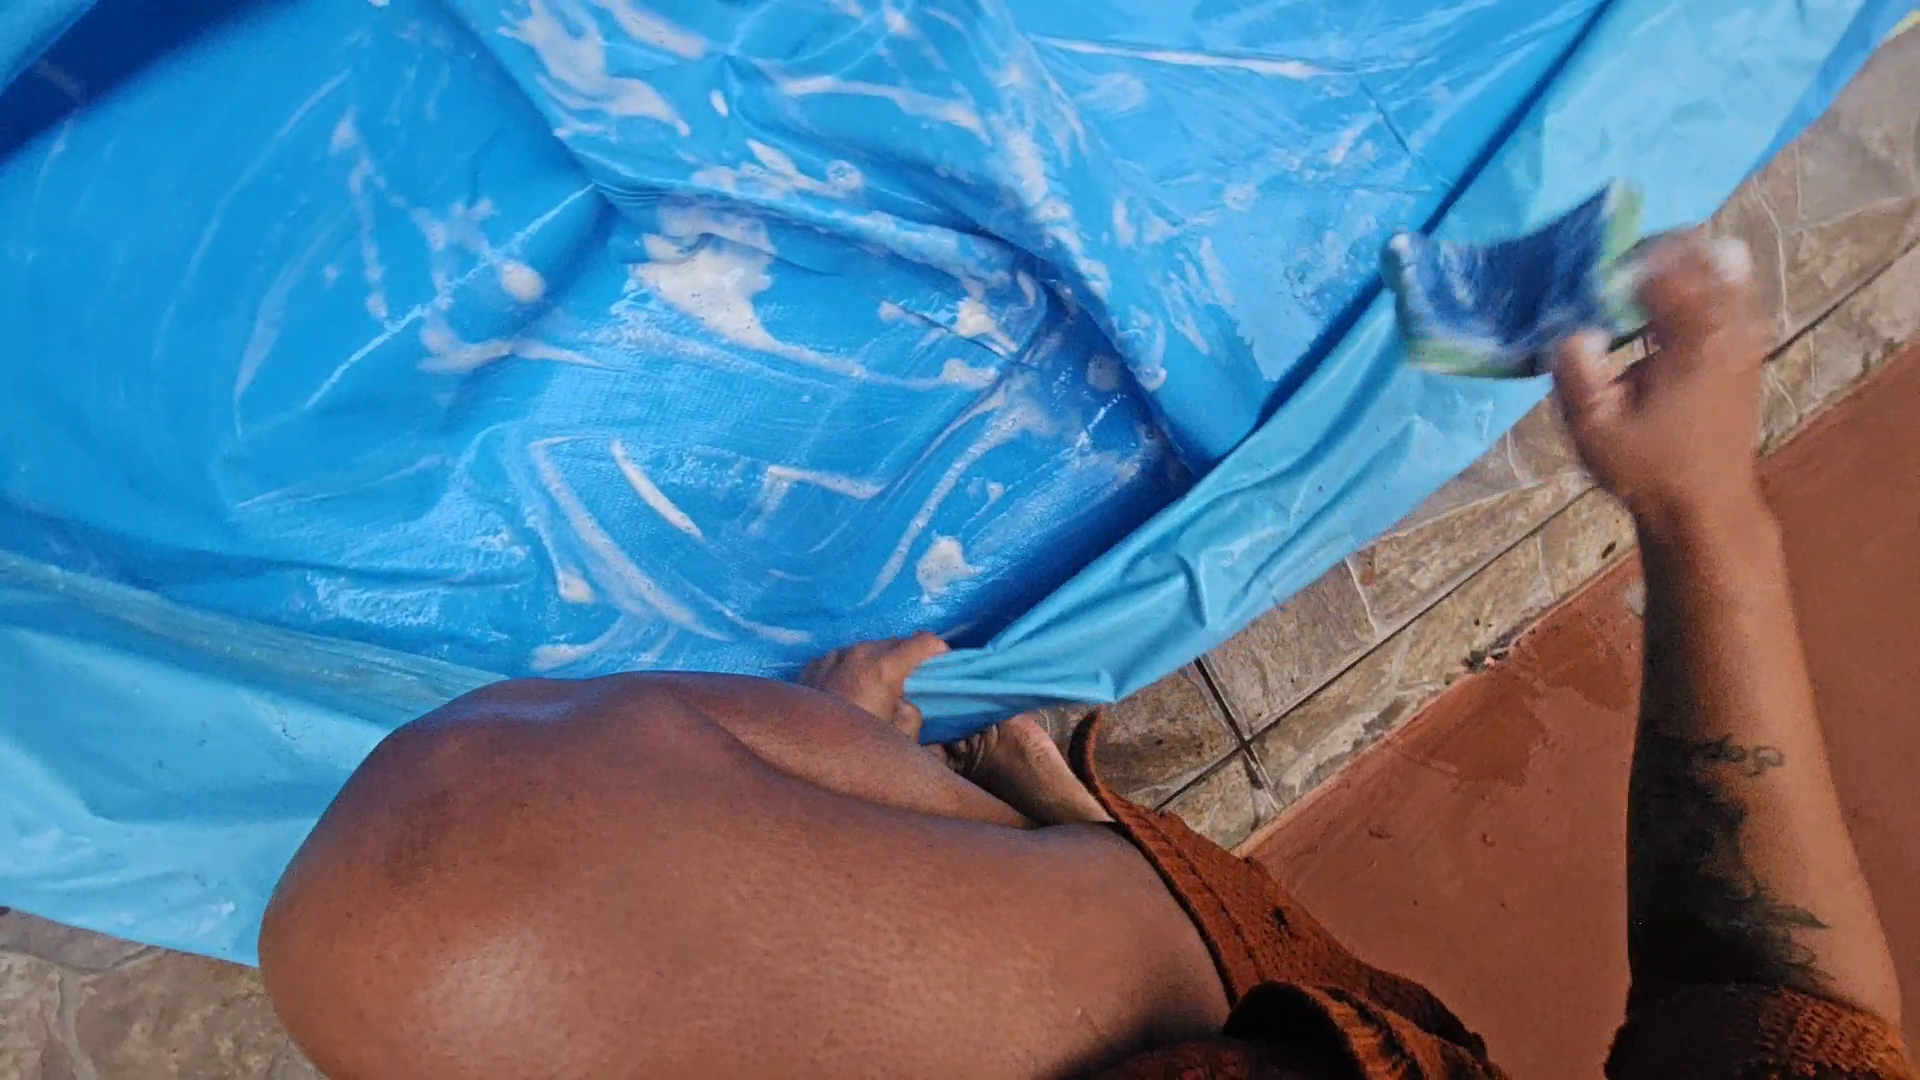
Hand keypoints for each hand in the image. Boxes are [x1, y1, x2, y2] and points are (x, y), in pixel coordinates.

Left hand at [798, 633, 948, 740]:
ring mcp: (832, 656)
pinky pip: (841, 658)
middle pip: (895, 641)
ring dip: (878, 660)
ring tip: (880, 685)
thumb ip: (912, 711)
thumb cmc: (854, 751)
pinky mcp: (812, 666)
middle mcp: (857, 653)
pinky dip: (852, 667)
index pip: (923, 641)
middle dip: (909, 655)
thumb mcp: (901, 738)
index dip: (937, 649)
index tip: (943, 661)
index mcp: (884, 667)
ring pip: (866, 648)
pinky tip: (850, 689)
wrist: (799, 752)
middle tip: (915, 677)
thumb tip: (902, 700)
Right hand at [1553, 233, 1770, 526]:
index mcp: (1696, 341)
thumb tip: (1572, 330)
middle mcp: (1733, 327)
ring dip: (1676, 267)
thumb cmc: (1642, 464)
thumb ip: (1577, 373)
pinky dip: (1694, 285)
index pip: (1665, 272)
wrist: (1700, 499)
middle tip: (1605, 275)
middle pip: (1705, 256)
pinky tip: (1654, 306)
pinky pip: (1728, 292)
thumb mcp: (1592, 426)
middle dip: (1654, 256)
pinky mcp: (1744, 347)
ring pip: (1724, 268)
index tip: (1582, 280)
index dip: (1621, 268)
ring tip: (1627, 284)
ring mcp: (1746, 335)